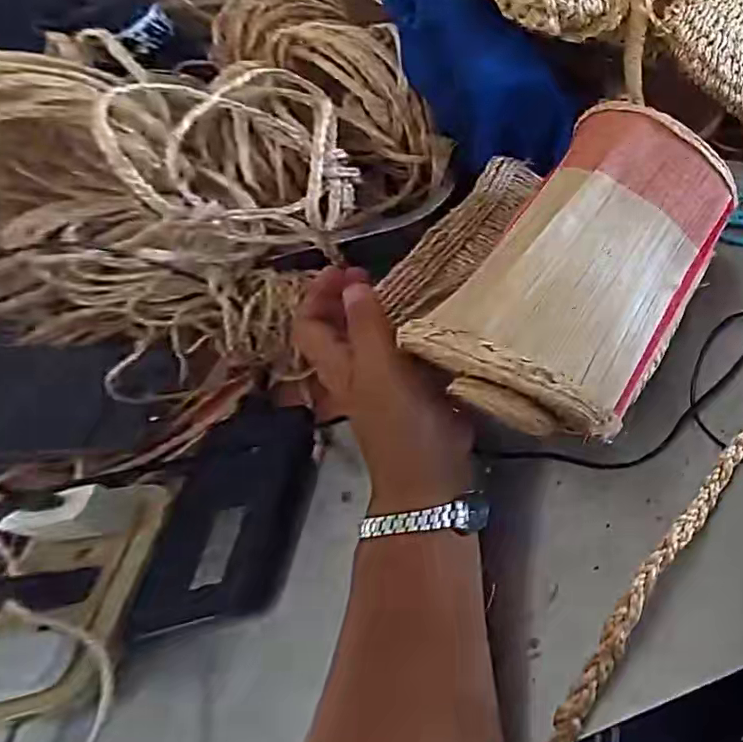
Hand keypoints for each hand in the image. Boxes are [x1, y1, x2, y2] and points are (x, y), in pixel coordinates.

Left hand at [294, 267, 475, 512]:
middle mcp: (356, 372)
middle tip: (370, 271)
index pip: (310, 326)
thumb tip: (355, 285)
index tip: (345, 267)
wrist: (430, 474)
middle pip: (335, 331)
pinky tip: (433, 321)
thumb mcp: (382, 374)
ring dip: (377, 312)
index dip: (317, 296)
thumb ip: (370, 330)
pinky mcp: (416, 388)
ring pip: (369, 339)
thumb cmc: (402, 426)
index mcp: (340, 368)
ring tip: (402, 288)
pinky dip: (409, 329)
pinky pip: (404, 350)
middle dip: (343, 299)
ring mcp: (385, 381)